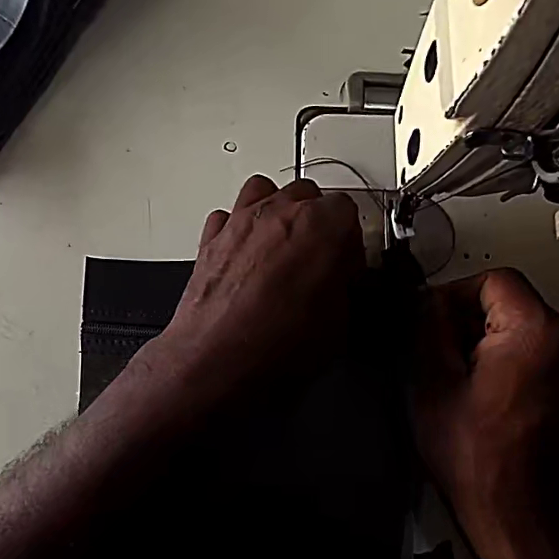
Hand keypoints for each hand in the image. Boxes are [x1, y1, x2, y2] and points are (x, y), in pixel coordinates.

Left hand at [137, 176, 362, 407]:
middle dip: (315, 221)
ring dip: (275, 212)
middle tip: (317, 258)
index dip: (349, 242)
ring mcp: (239, 224)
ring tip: (281, 247)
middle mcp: (277, 214)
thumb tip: (337, 287)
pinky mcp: (209, 241)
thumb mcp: (337, 325)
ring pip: (263, 192)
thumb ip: (341, 288)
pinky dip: (237, 229)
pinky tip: (245, 255)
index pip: (347, 211)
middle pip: (305, 194)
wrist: (215, 365)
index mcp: (320, 226)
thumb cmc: (270, 348)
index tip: (346, 265)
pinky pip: (226, 218)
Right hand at [412, 269, 558, 541]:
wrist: (515, 510)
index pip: (492, 279)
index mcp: (536, 332)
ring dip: (482, 342)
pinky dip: (503, 360)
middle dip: (465, 321)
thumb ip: (427, 328)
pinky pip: (534, 352)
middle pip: (509, 301)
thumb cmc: (479, 459)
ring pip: (520, 326)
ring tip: (456, 381)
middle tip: (436, 355)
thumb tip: (424, 300)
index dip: (451, 296)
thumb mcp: (432, 383)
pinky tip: (478, 394)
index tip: (429, 321)